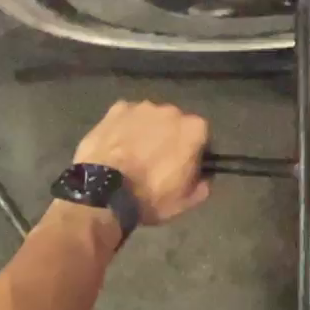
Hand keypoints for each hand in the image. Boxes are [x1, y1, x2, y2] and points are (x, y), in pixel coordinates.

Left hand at [73, 101, 211, 223]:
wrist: (104, 191)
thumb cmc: (150, 197)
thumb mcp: (186, 202)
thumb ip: (203, 185)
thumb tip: (204, 177)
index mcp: (194, 129)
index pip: (202, 138)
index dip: (194, 154)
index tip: (185, 168)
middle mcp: (171, 110)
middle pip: (175, 124)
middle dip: (170, 139)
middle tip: (157, 163)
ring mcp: (141, 107)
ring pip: (150, 119)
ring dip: (147, 132)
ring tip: (133, 156)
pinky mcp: (116, 109)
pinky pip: (126, 118)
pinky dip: (124, 128)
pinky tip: (116, 147)